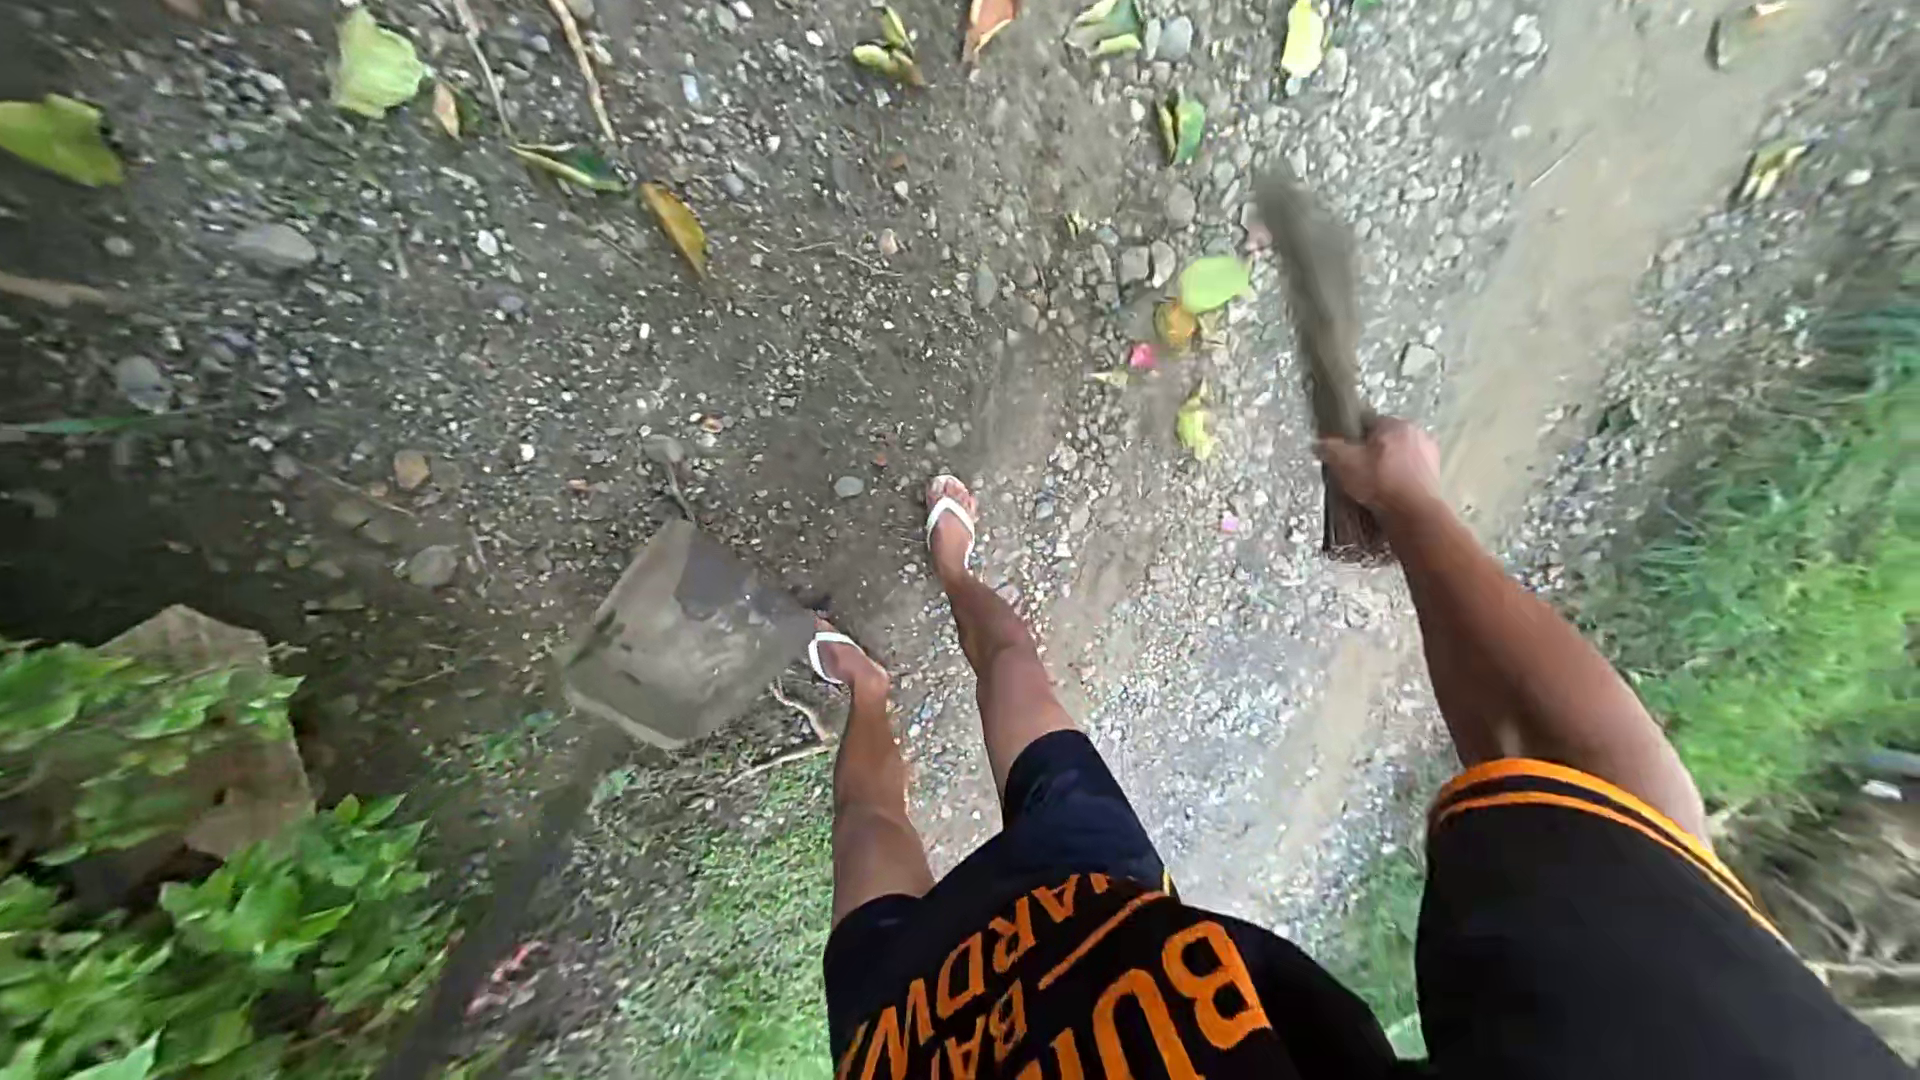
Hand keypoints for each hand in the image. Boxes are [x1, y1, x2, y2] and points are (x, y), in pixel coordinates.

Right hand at [1315, 417, 1442, 518]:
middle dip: (1370, 452)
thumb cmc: (1381, 483)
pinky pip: (1408, 472)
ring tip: (1370, 484)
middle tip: (1355, 469)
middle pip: (1384, 439)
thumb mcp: (1341, 462)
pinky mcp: (1434, 474)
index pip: (1367, 422)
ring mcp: (1428, 454)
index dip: (1351, 438)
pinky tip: (1386, 492)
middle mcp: (1416, 434)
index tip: (1343, 452)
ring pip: (1397, 455)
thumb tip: (1320, 444)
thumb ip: (1328, 448)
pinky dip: (1397, 479)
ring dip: (1385, 466)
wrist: (1411, 511)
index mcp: (1395, 424)